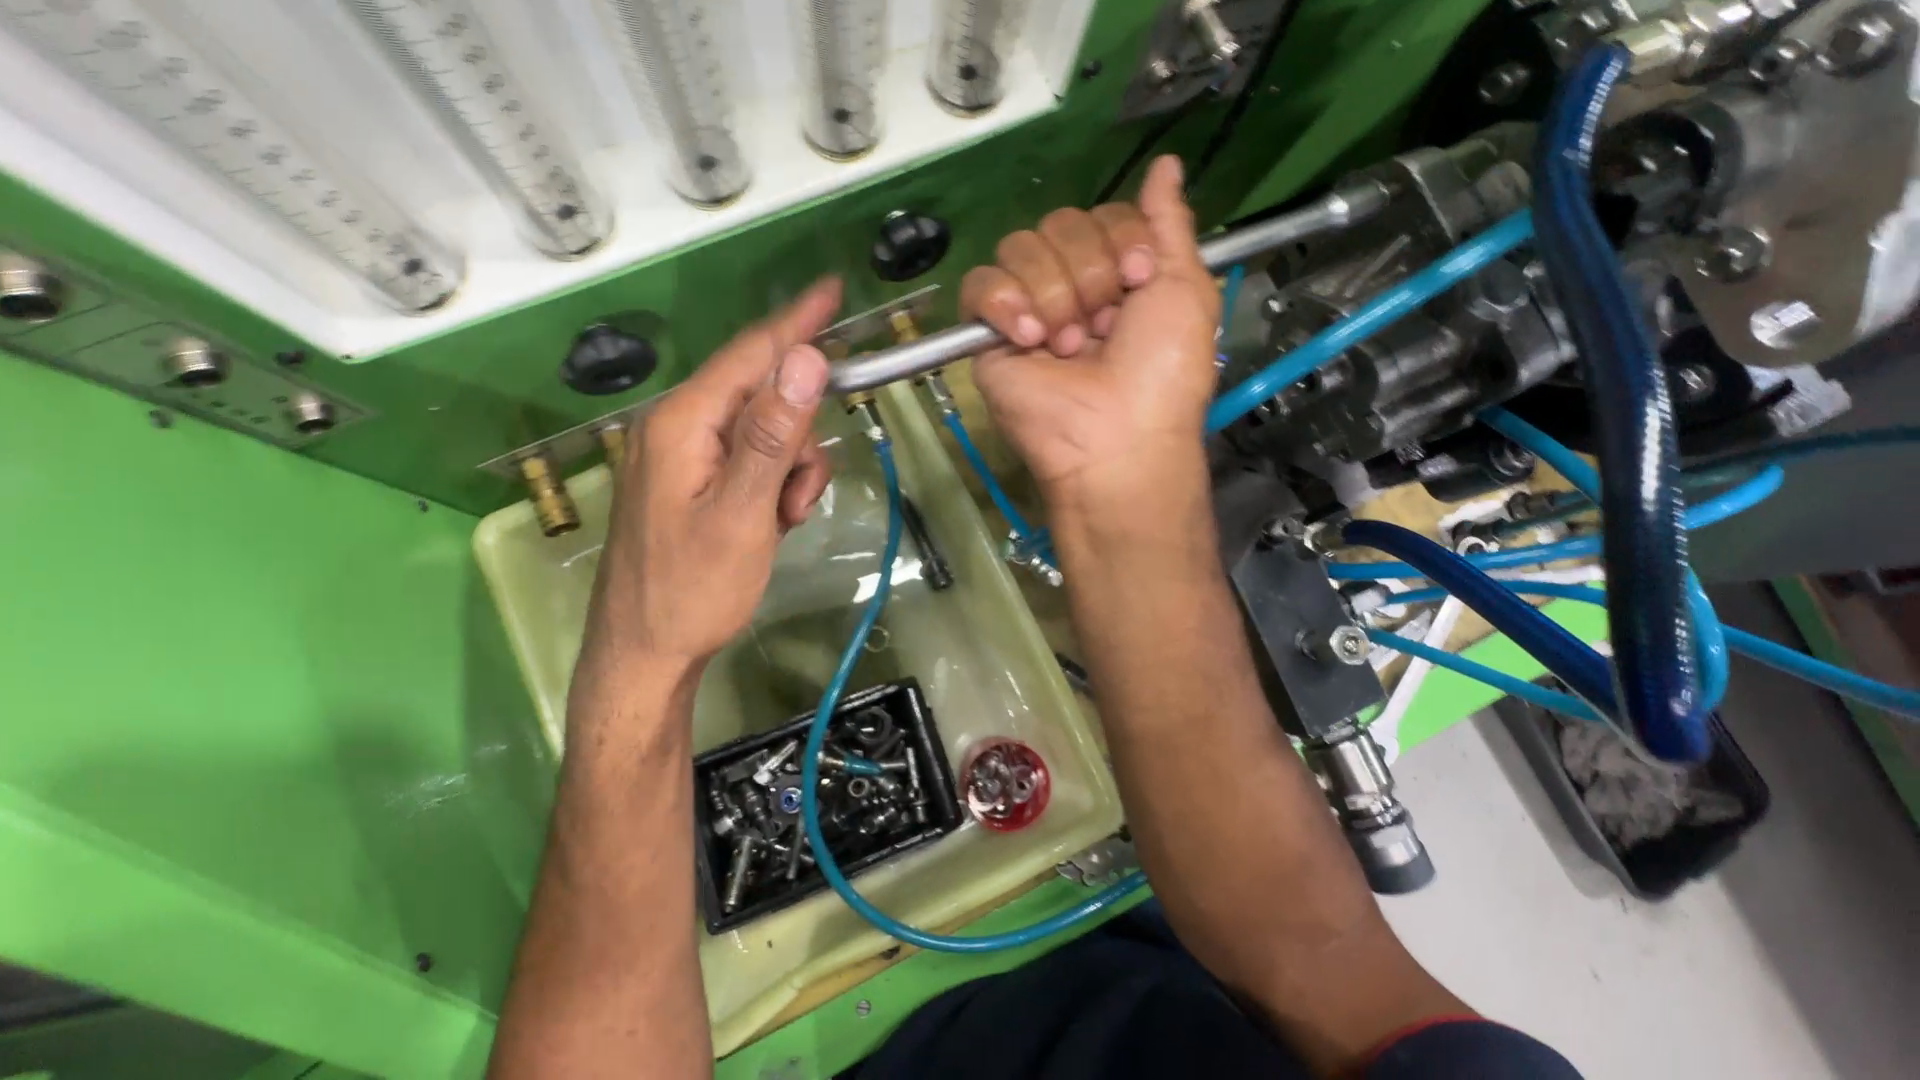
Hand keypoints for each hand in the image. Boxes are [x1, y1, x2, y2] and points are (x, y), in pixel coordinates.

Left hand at [581, 279, 842, 683]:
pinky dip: (770, 485)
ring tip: (783, 520)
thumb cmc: (693, 590)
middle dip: (797, 436)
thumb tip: (805, 359)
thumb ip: (773, 435)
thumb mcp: (743, 513)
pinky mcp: (687, 482)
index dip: (796, 323)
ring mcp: (679, 456)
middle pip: (760, 395)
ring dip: (788, 468)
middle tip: (802, 494)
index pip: (750, 354)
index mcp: (683, 423)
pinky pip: (744, 461)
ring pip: (760, 433)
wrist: (645, 654)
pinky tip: (771, 524)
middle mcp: (676, 427)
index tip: (832, 289)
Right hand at [961, 155, 1219, 511]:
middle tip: (1104, 323)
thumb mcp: (1187, 288)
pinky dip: (1004, 303)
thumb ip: (1170, 223)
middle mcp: (1072, 286)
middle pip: (1060, 223)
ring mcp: (1028, 309)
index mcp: (1117, 276)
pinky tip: (1030, 338)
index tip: (1137, 278)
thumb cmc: (1162, 371)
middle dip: (1089, 270)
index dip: (1121, 237)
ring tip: (1068, 345)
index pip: (1101, 214)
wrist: (1117, 435)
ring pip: (1021, 247)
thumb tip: (1168, 162)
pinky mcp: (988, 335)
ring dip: (1054, 294)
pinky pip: (979, 284)